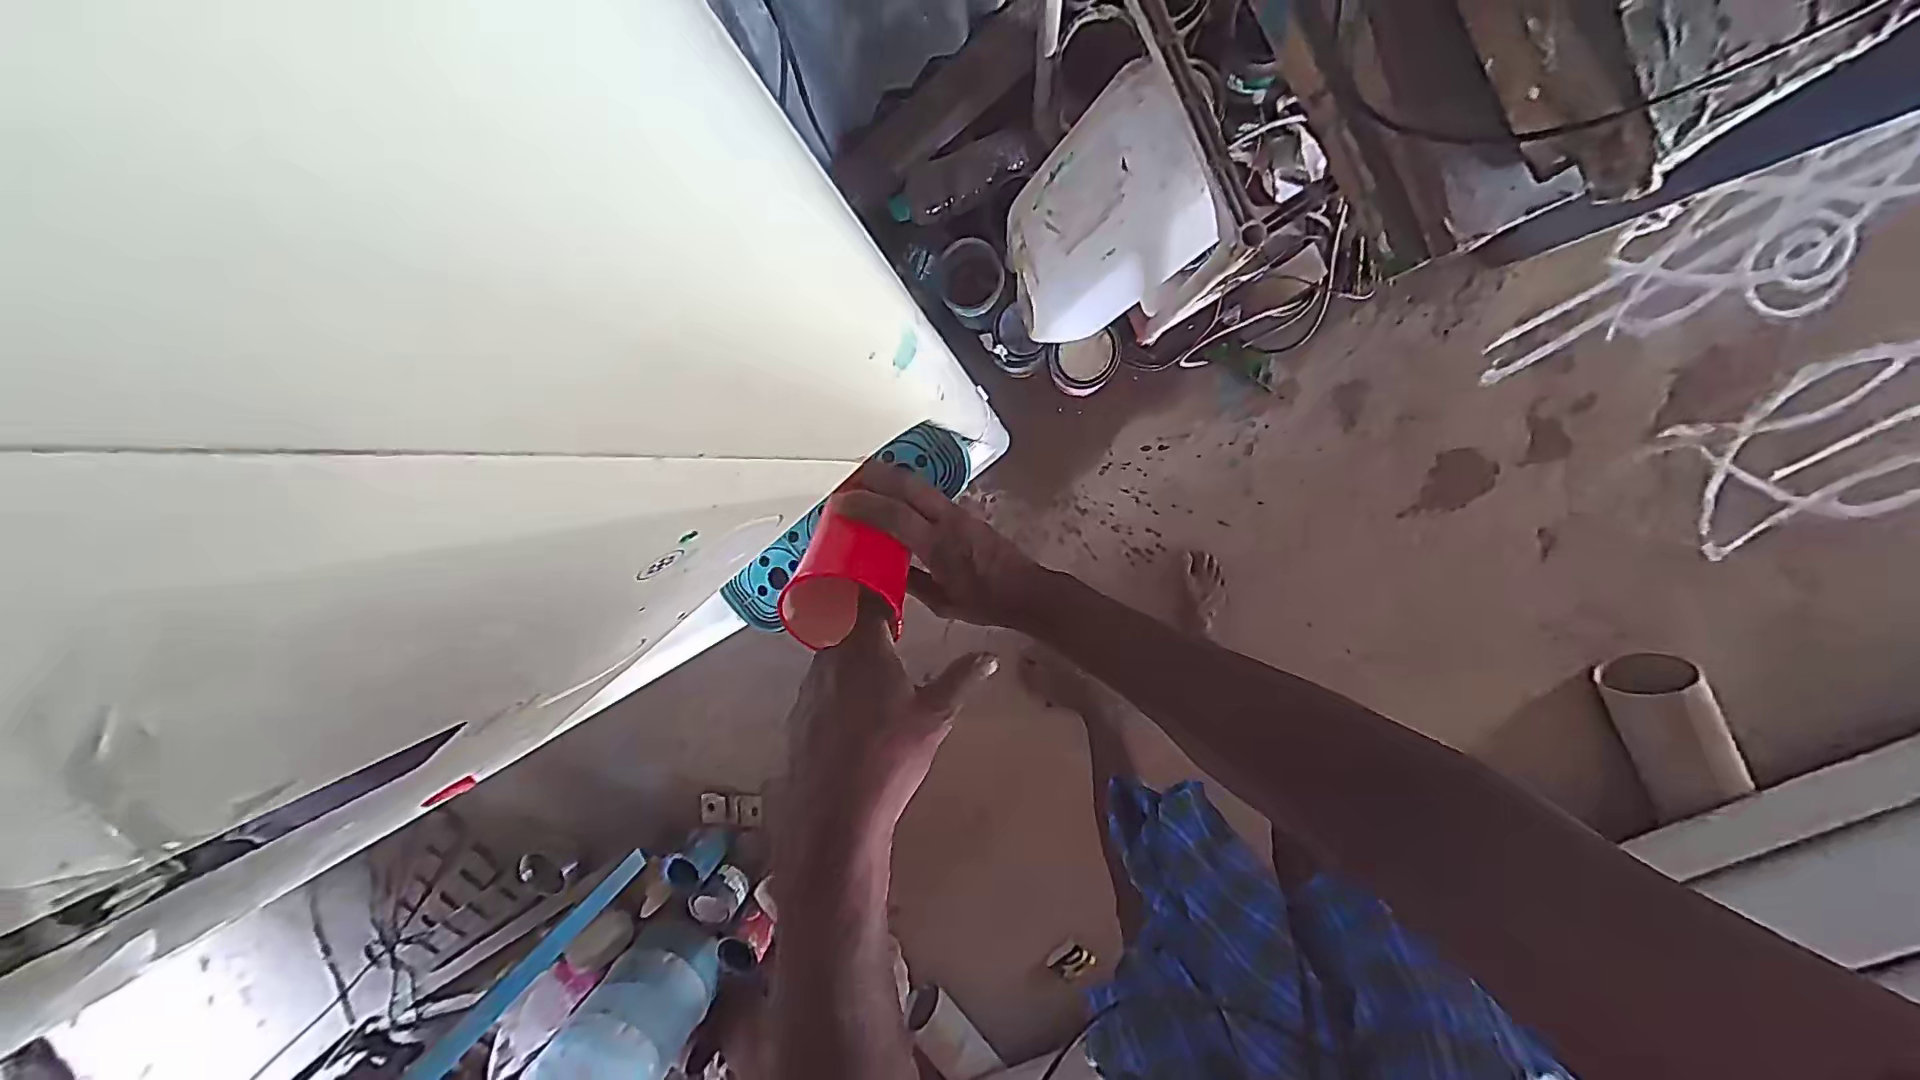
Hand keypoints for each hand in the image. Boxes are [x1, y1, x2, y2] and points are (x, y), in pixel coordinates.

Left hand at [784, 591, 998, 841]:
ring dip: (850, 651)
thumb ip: (962, 678)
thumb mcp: (936, 715)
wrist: (837, 810)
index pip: (866, 599)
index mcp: (864, 648)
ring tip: (877, 668)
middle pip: (842, 622)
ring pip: (829, 653)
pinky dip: (836, 681)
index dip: (878, 591)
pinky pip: (820, 683)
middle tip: (890, 627)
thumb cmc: (892, 754)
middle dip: (864, 619)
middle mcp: (830, 659)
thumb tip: (989, 656)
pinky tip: (854, 710)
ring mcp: (810, 687)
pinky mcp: (799, 715)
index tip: (893, 591)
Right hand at [838, 461, 1052, 628]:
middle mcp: (948, 520)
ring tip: (864, 481)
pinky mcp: (965, 511)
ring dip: (890, 478)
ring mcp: (959, 511)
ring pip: (918, 484)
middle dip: (874, 475)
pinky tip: (894, 496)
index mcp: (939, 545)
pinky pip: (929, 494)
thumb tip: (885, 570)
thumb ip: (912, 583)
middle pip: (906, 484)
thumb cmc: (985, 601)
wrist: (1027, 590)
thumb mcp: (942, 602)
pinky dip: (905, 490)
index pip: (894, 515)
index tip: (839, 503)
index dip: (864, 505)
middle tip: (846, 478)